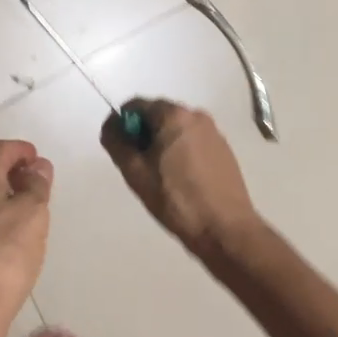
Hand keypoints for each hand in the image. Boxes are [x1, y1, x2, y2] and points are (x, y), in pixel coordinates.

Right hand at [101, 99, 259, 254]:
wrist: (225, 231)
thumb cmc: (176, 199)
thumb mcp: (135, 172)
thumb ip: (116, 142)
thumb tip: (111, 125)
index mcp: (174, 115)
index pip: (136, 105)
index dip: (122, 124)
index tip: (121, 150)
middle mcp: (196, 115)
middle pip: (158, 116)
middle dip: (143, 135)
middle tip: (138, 166)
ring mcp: (214, 133)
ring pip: (176, 130)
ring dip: (162, 145)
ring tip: (160, 177)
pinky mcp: (225, 151)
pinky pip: (193, 142)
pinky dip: (181, 153)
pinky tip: (182, 181)